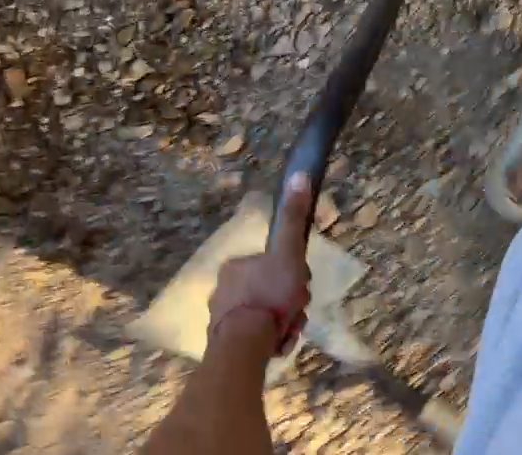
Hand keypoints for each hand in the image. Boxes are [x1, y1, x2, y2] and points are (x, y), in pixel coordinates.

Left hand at [206, 173, 313, 355]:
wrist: (243, 346)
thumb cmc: (268, 294)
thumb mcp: (288, 252)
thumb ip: (293, 218)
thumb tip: (298, 176)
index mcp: (235, 267)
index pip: (272, 261)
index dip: (292, 271)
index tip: (299, 283)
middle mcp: (222, 289)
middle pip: (271, 287)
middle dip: (289, 300)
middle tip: (296, 309)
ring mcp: (221, 318)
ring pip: (266, 312)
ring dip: (284, 321)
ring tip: (289, 331)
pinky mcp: (223, 343)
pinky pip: (256, 335)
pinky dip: (271, 337)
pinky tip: (279, 343)